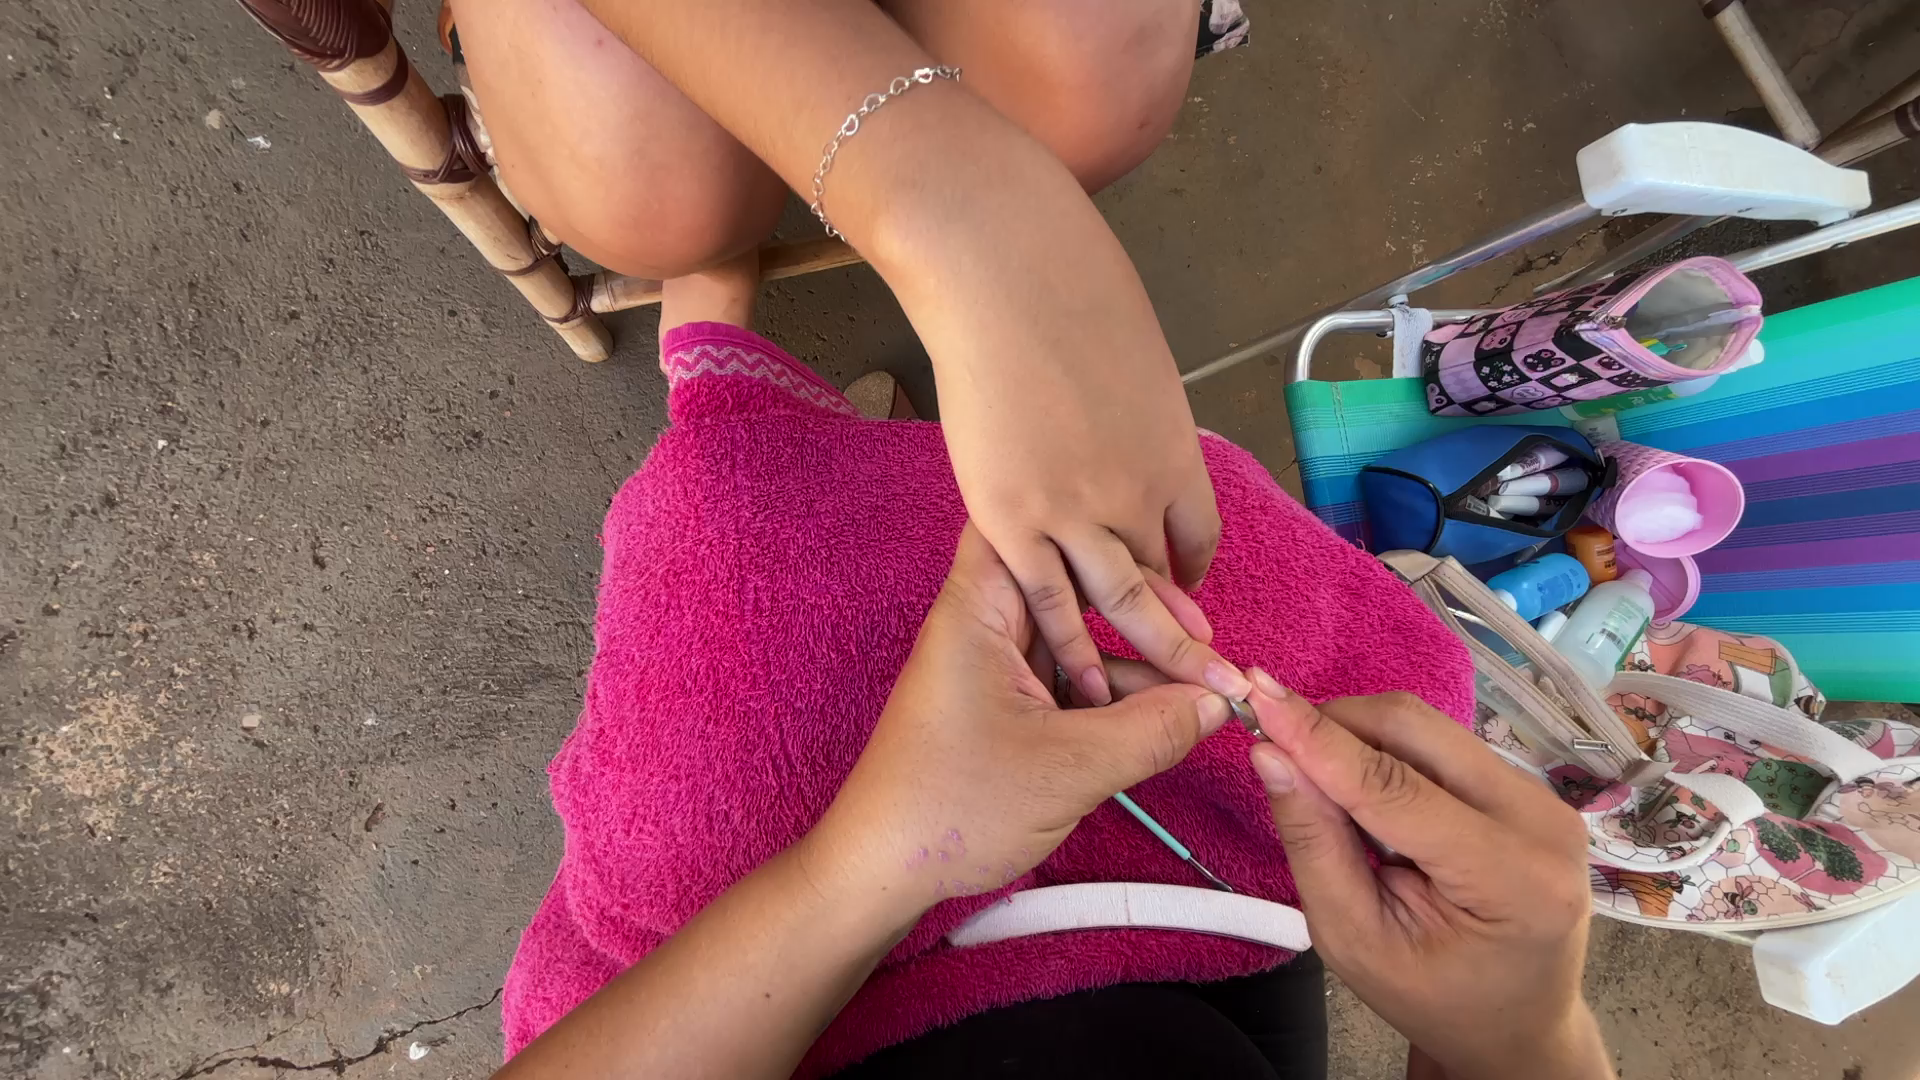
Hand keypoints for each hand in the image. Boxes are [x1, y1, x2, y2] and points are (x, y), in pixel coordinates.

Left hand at [806, 523, 1232, 914]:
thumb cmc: (954, 804)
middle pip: (1068, 585)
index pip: (1022, 524)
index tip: (1147, 530)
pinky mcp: (1008, 698)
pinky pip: (1070, 675)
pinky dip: (1112, 694)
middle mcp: (987, 621)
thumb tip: (1219, 701)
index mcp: (980, 608)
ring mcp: (998, 660)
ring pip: (1076, 635)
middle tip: (1203, 633)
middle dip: (1137, 606)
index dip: (1080, 520)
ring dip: (1133, 660)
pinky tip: (1161, 716)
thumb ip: (1153, 731)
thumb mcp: (1068, 768)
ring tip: (1201, 688)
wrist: (886, 867)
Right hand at [934, 321, 1239, 708]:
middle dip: (1184, 634)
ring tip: (1149, 698)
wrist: (1004, 274)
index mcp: (1172, 450)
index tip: (1181, 586)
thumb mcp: (1135, 359)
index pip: (1195, 532)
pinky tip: (1076, 680)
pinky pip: (1049, 598)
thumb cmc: (1073, 292)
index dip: (1190, 570)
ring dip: (1138, 652)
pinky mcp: (1011, 519)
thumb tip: (1130, 440)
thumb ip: (1140, 419)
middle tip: (1206, 682)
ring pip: (1116, 600)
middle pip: (1163, 577)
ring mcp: (1073, 509)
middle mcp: (1135, 492)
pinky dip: (1068, 644)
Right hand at [1241, 675, 1612, 1079]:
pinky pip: (1431, 737)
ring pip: (1418, 723)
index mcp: (1510, 880)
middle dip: (1331, 724)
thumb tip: (1269, 754)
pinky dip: (1377, 746)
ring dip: (1352, 734)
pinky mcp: (1523, 783)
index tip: (1253, 694)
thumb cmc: (1431, 996)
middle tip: (1279, 747)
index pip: (1391, 785)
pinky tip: (1364, 791)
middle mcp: (1539, 820)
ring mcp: (1538, 795)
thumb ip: (1312, 841)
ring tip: (1324, 786)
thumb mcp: (1351, 938)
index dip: (1315, 737)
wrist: (1517, 1025)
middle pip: (1411, 726)